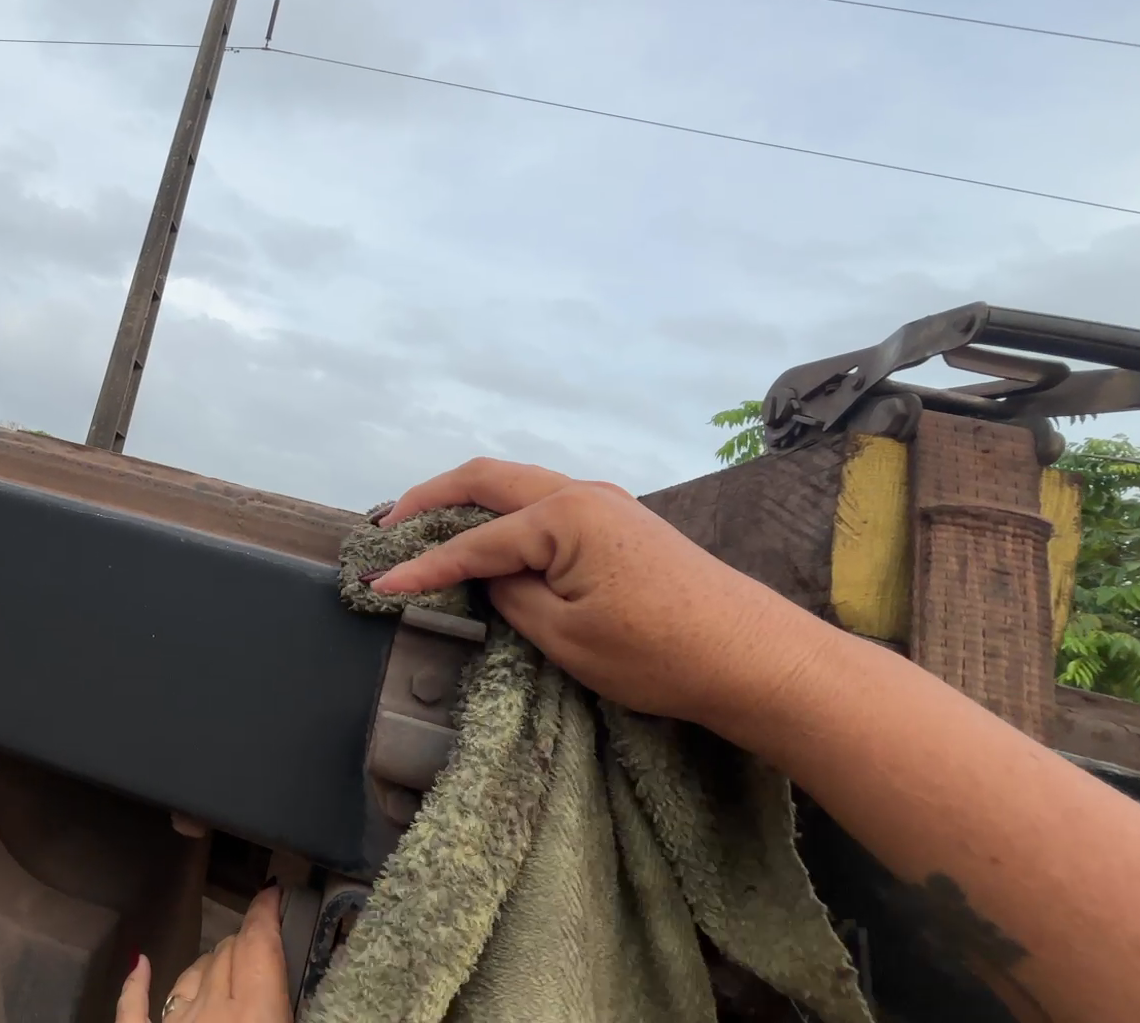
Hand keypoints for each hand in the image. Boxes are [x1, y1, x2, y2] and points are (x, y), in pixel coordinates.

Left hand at [116, 888, 290, 1022]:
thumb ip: (287, 1007)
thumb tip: (287, 990)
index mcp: (257, 1015)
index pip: (259, 944)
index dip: (266, 912)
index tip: (272, 893)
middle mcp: (212, 1012)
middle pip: (229, 953)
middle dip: (245, 942)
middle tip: (261, 946)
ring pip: (193, 972)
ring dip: (211, 964)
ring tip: (224, 964)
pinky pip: (134, 1009)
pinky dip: (136, 985)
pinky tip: (139, 965)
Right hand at [369, 458, 825, 730]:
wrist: (762, 660)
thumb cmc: (661, 653)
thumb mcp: (566, 636)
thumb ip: (509, 593)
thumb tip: (485, 573)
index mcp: (564, 517)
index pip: (474, 542)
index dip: (421, 567)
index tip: (377, 584)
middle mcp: (580, 493)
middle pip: (485, 479)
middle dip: (429, 498)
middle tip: (388, 523)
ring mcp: (603, 502)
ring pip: (514, 484)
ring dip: (464, 499)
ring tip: (423, 523)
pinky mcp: (617, 520)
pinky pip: (540, 502)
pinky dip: (500, 512)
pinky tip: (484, 533)